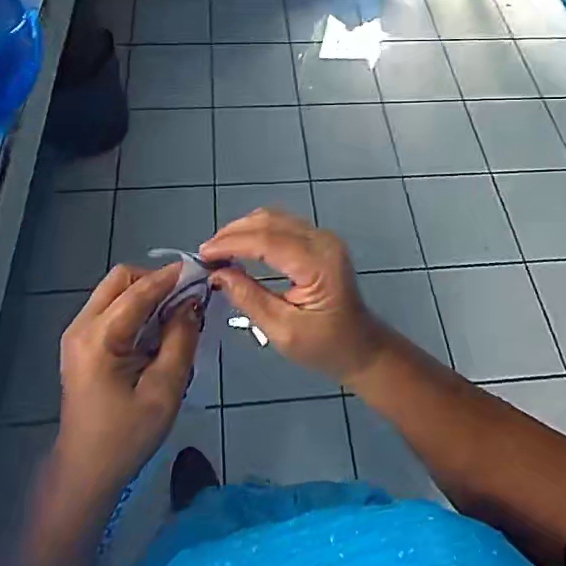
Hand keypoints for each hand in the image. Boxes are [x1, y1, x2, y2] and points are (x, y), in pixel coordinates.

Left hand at [54, 264, 200, 489]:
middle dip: (156, 281)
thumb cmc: (126, 436)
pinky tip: (158, 330)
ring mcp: (77, 333)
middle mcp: (81, 327)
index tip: (201, 271)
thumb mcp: (164, 391)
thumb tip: (191, 303)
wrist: (86, 471)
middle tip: (188, 297)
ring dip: (147, 294)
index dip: (171, 277)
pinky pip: (112, 308)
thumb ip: (180, 340)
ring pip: (115, 291)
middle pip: (121, 279)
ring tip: (177, 314)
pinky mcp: (82, 343)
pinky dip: (137, 308)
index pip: (138, 291)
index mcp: (98, 338)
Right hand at [199, 210, 387, 382]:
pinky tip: (239, 247)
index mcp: (318, 264)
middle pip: (269, 222)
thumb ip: (249, 298)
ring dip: (243, 229)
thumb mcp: (282, 331)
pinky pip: (282, 225)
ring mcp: (323, 237)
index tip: (203, 256)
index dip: (231, 244)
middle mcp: (322, 241)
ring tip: (218, 251)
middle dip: (232, 233)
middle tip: (206, 254)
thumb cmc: (325, 346)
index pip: (266, 241)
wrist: (362, 347)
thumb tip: (218, 274)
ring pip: (274, 218)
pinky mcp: (319, 240)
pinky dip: (256, 231)